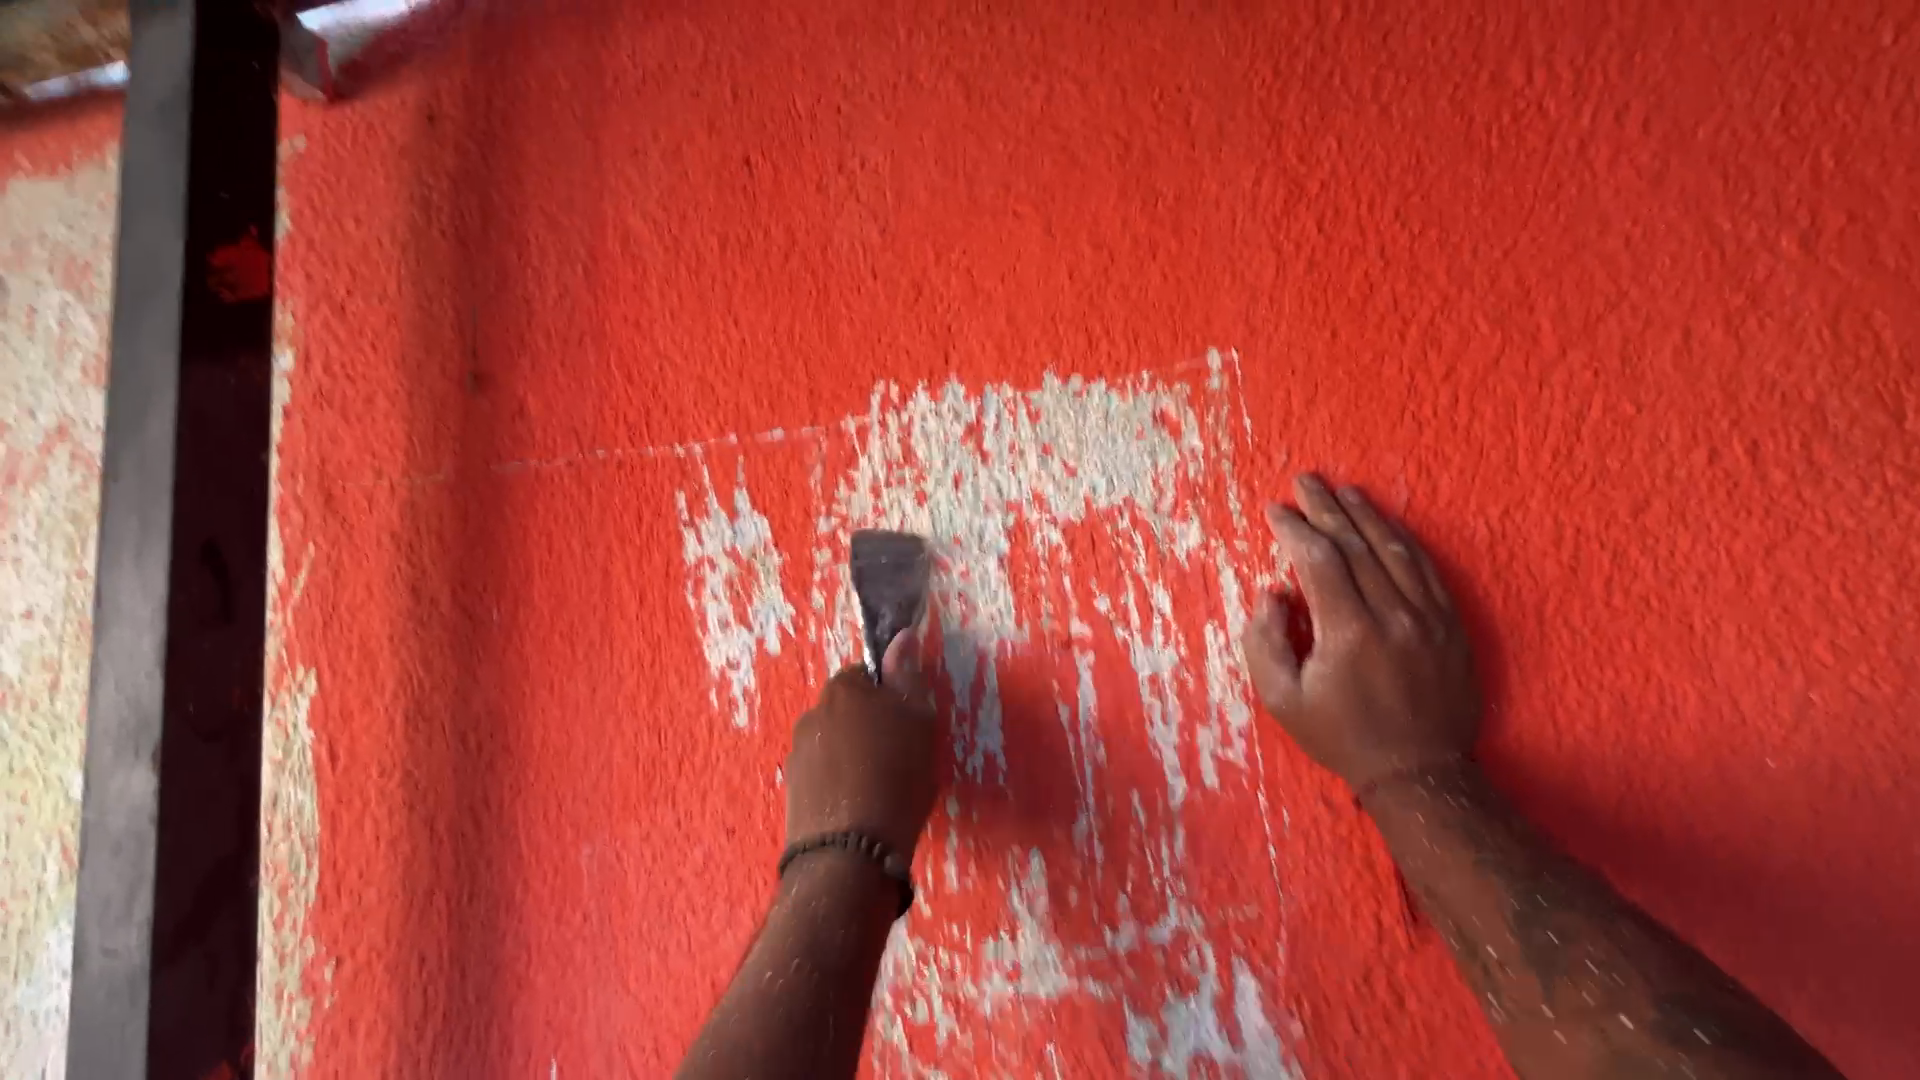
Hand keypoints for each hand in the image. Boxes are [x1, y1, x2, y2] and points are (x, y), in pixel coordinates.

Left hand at [785, 631, 939, 857]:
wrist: (851, 853)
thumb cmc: (897, 776)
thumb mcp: (919, 721)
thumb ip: (908, 675)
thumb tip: (902, 636)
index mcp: (843, 688)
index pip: (867, 675)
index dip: (891, 697)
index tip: (907, 724)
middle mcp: (812, 712)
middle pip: (847, 708)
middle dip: (869, 725)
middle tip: (898, 755)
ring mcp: (797, 752)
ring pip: (834, 742)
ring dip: (852, 754)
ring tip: (877, 787)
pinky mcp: (791, 789)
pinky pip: (822, 773)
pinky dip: (838, 781)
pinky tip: (857, 806)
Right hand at [1241, 474, 1479, 793]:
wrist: (1419, 771)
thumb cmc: (1340, 735)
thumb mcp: (1281, 699)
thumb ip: (1264, 641)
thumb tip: (1273, 592)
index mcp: (1348, 631)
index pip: (1319, 559)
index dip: (1294, 529)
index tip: (1275, 511)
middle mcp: (1393, 614)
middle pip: (1357, 544)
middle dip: (1325, 508)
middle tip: (1304, 481)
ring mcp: (1428, 617)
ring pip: (1395, 549)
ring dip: (1366, 515)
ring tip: (1343, 491)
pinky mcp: (1450, 625)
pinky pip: (1426, 569)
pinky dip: (1402, 540)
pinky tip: (1386, 525)